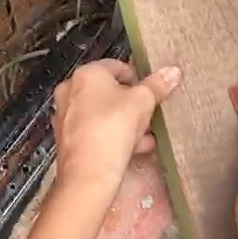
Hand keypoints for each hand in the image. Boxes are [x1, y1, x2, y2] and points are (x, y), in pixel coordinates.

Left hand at [51, 60, 181, 197]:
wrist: (89, 172)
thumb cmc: (112, 129)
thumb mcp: (143, 102)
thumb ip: (157, 85)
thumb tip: (171, 72)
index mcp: (86, 74)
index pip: (117, 66)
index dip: (138, 78)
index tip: (151, 91)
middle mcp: (70, 91)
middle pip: (108, 92)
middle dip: (132, 104)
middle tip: (148, 114)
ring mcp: (66, 116)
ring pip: (102, 114)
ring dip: (125, 123)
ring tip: (145, 135)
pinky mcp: (68, 139)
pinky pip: (95, 132)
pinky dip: (112, 137)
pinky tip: (133, 148)